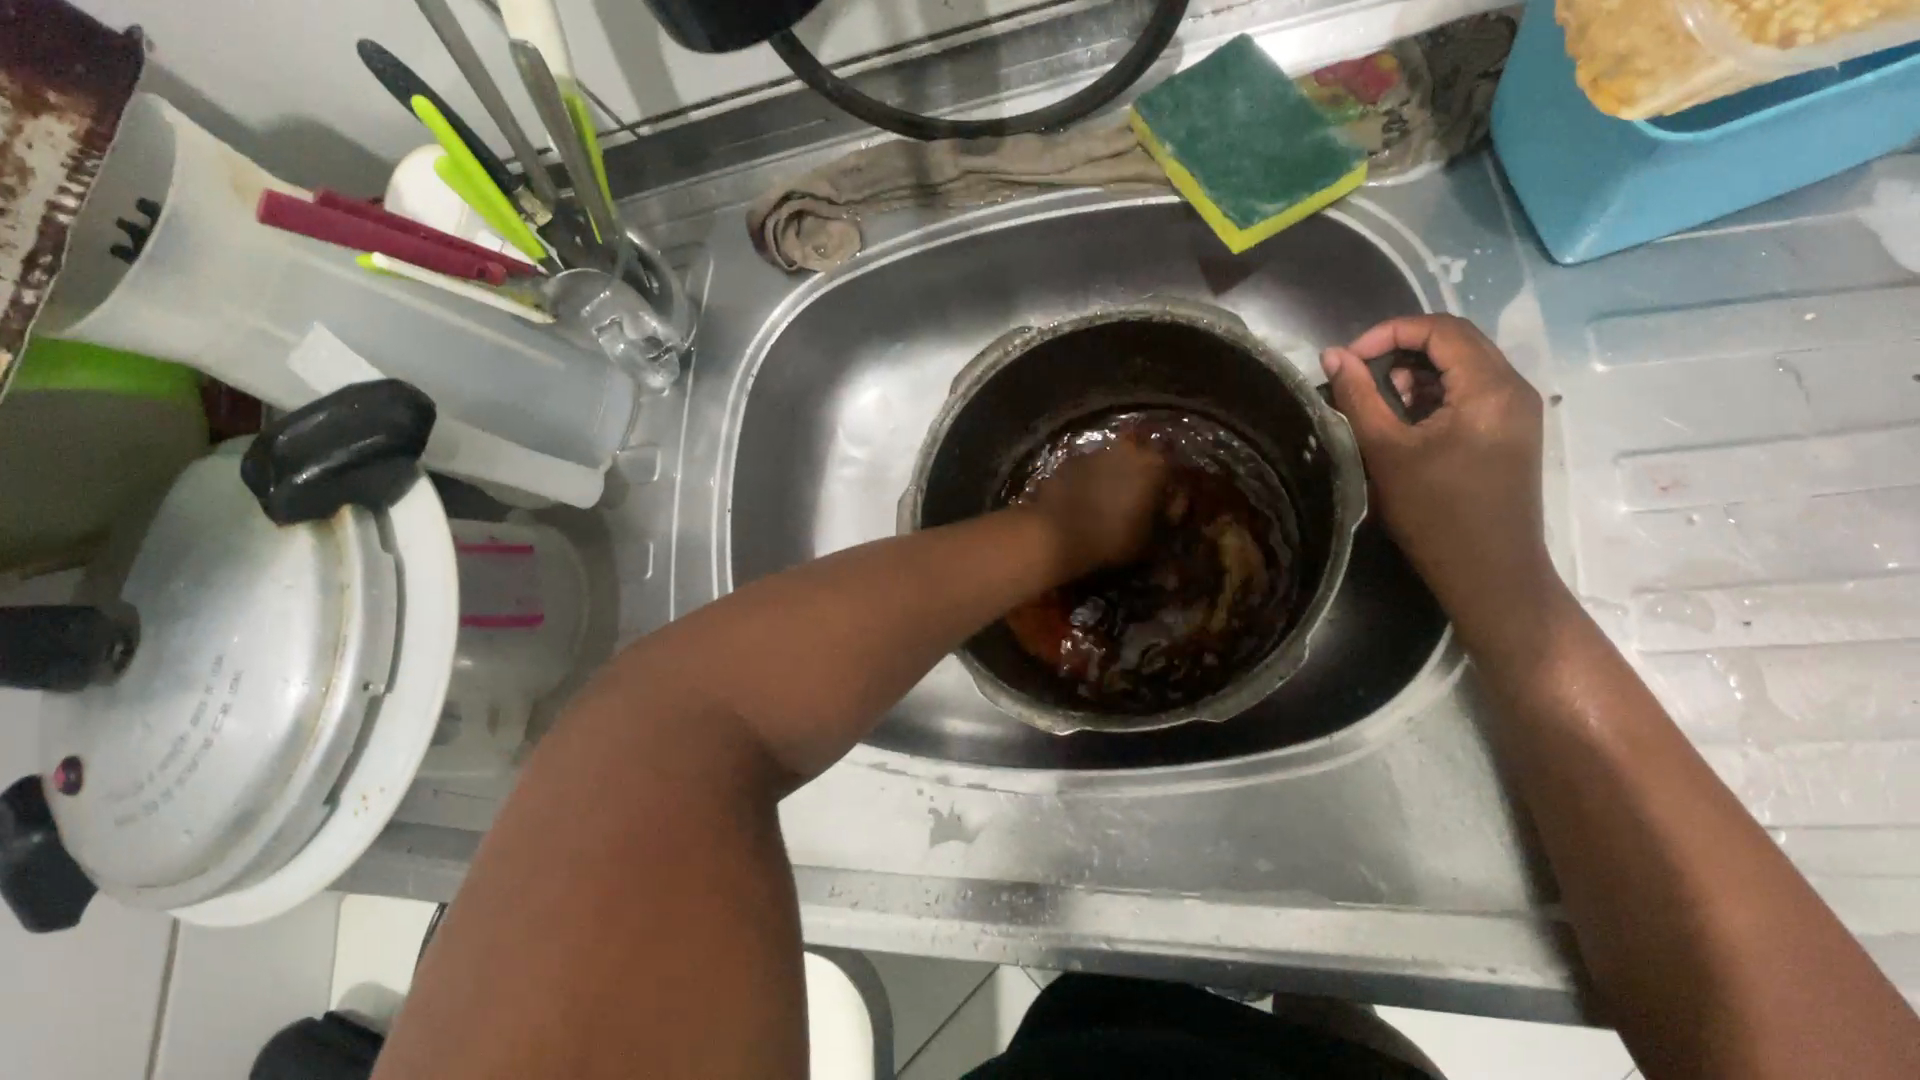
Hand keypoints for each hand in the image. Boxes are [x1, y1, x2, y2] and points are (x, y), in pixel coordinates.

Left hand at [1028, 439, 1169, 573]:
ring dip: (1115, 475)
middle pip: (1143, 458)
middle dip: (1143, 475)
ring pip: (1114, 460)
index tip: (1166, 511)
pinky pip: (1089, 468)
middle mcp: (1129, 449)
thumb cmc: (1112, 538)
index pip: (1174, 472)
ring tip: (1108, 501)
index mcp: (1156, 465)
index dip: (1171, 492)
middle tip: (1138, 500)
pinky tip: (1084, 499)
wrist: (1056, 534)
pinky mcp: (1070, 459)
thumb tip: (1168, 510)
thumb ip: (1164, 518)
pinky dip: (1090, 480)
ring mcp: (1096, 451)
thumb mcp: (1150, 538)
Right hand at [1321, 315, 1561, 637]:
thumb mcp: (1386, 451)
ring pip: (1464, 368)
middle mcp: (1514, 388)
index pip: (1440, 328)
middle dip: (1402, 352)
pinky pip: (1472, 393)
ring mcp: (1518, 411)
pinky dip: (1436, 397)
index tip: (1349, 360)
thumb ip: (1358, 396)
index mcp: (1490, 386)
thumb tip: (1334, 356)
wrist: (1489, 572)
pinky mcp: (1512, 433)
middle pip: (1456, 342)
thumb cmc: (1435, 512)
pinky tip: (1409, 426)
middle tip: (1363, 380)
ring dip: (1418, 375)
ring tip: (1383, 407)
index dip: (1388, 332)